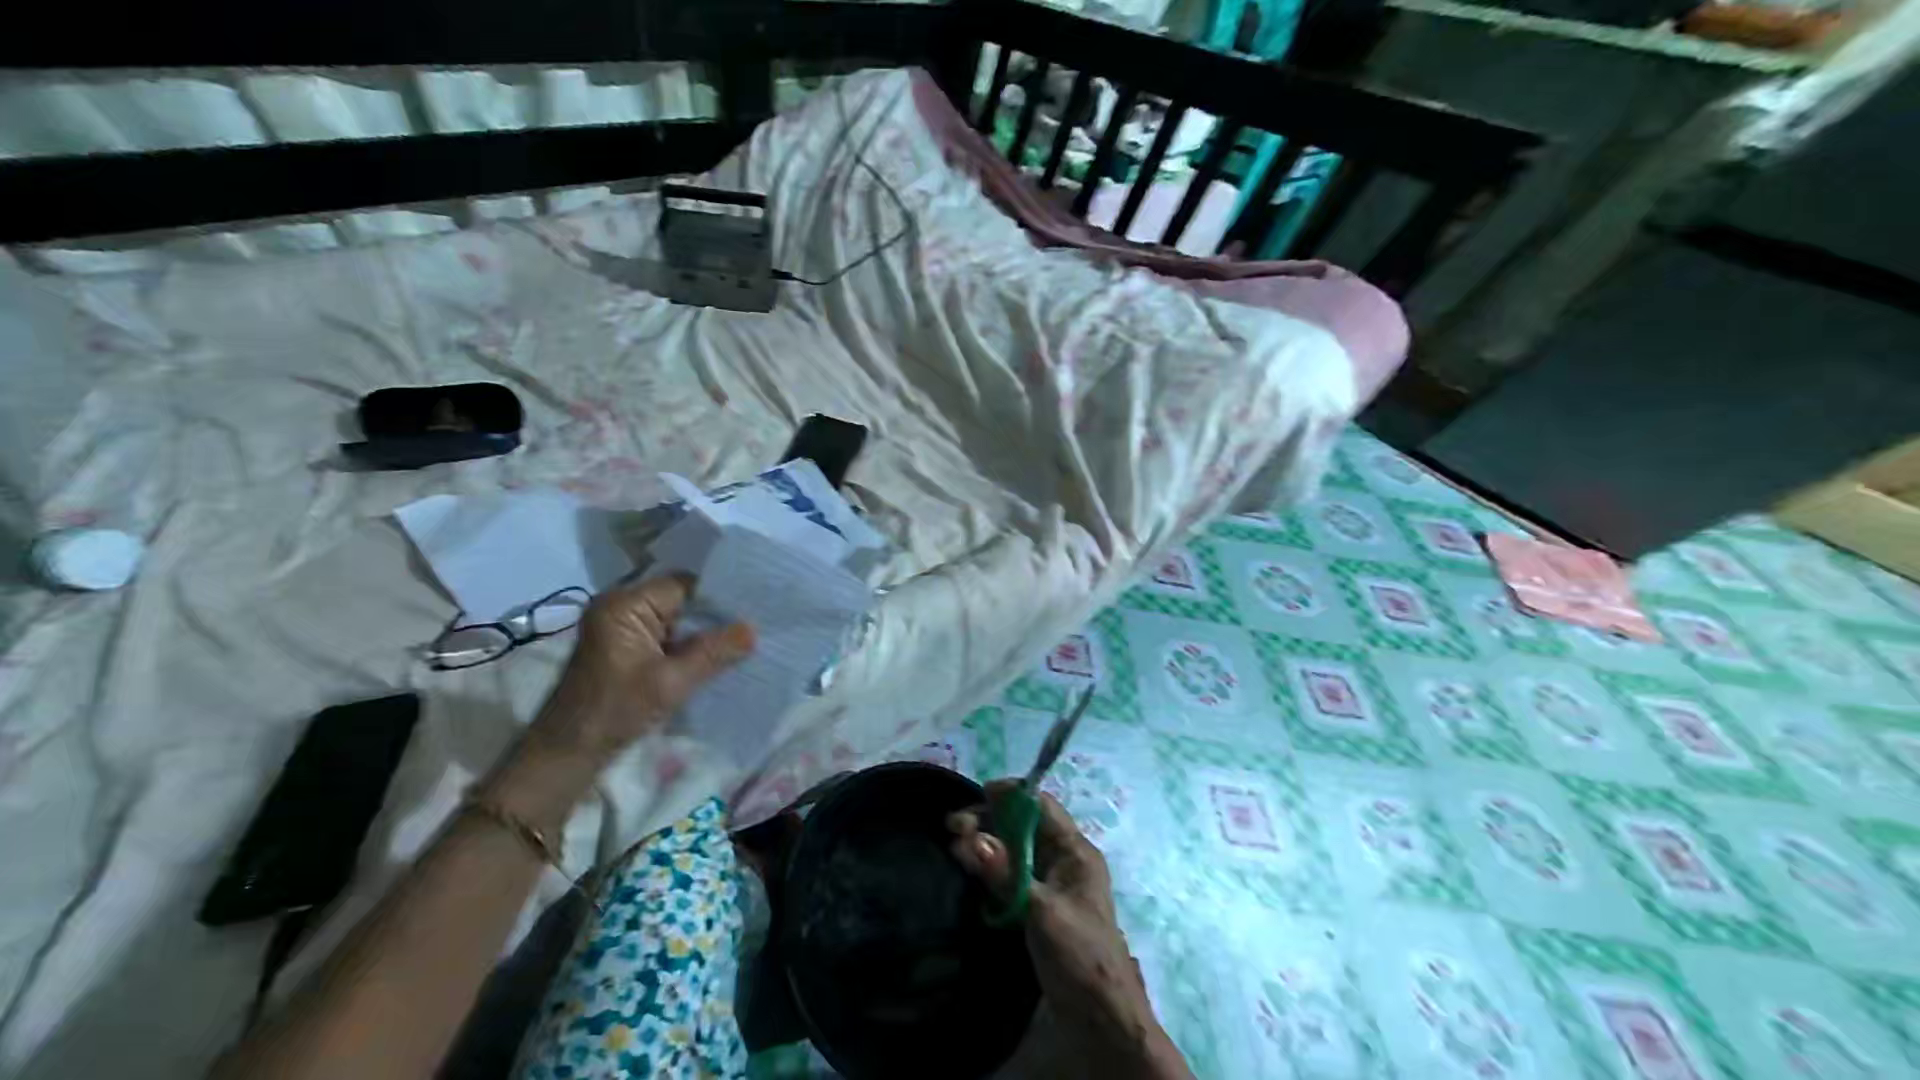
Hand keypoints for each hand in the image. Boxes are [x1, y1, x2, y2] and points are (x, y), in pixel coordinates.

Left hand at [486, 575, 753, 828]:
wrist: (568, 752)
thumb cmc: (615, 711)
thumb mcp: (671, 682)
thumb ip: (713, 652)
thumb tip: (754, 628)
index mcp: (625, 604)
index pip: (684, 584)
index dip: (719, 595)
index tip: (753, 607)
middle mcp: (620, 606)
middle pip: (680, 598)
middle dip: (714, 614)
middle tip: (754, 624)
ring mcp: (620, 626)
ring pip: (675, 618)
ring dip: (702, 631)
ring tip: (741, 639)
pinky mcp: (624, 645)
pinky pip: (665, 634)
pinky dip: (687, 644)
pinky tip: (714, 655)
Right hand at [948, 782, 1191, 1079]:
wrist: (1103, 1020)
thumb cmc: (1081, 958)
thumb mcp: (1042, 913)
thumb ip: (1006, 874)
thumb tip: (970, 839)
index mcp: (1075, 851)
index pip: (1040, 805)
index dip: (1009, 796)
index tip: (974, 799)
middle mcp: (1065, 859)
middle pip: (1024, 824)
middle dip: (990, 820)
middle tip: (952, 829)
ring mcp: (1053, 883)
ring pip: (1015, 848)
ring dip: (987, 844)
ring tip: (954, 848)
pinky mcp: (1040, 906)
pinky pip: (1012, 873)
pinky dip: (991, 868)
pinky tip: (969, 873)